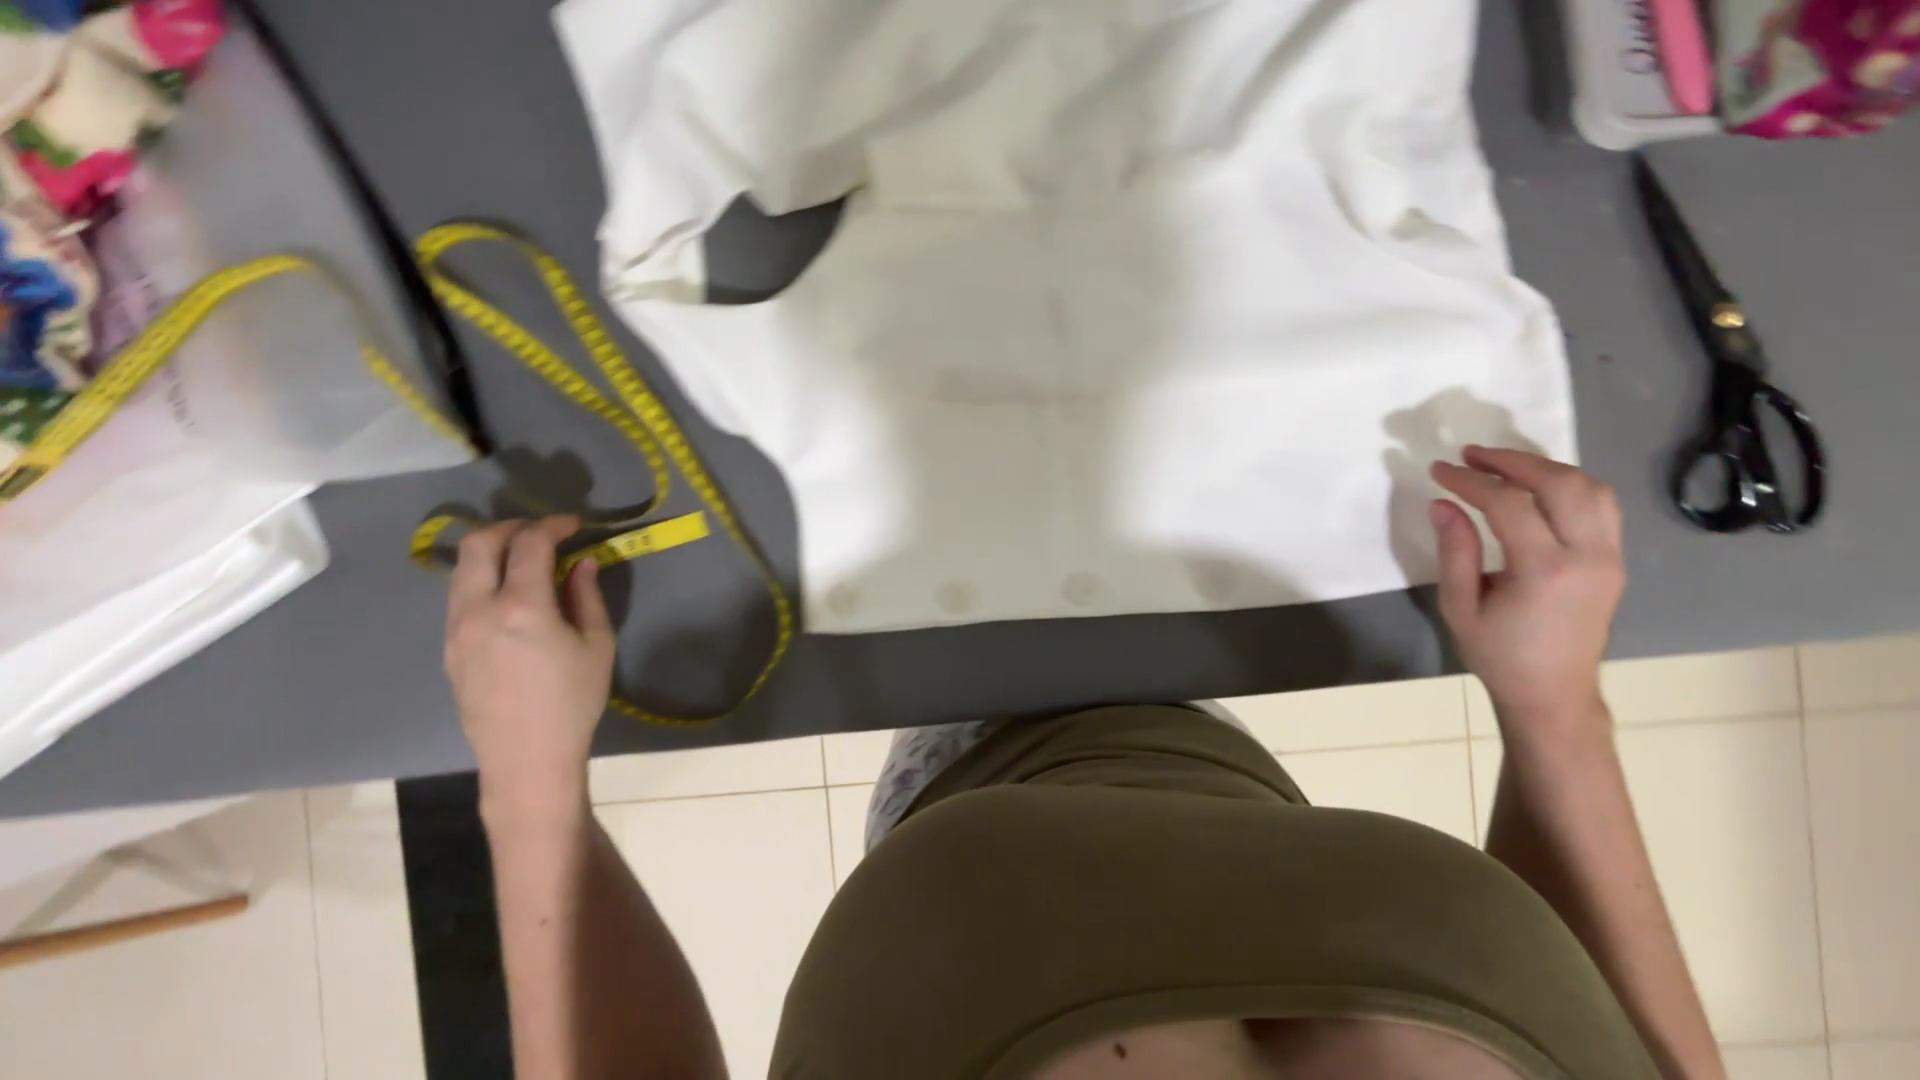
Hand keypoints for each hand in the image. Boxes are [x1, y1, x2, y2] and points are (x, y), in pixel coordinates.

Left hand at [444, 515, 615, 822]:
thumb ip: (586, 596)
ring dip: (492, 551)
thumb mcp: (597, 645)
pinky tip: (509, 594)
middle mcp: (478, 609)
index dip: (553, 525)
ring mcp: (456, 628)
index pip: (530, 543)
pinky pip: (460, 597)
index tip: (575, 525)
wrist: (526, 758)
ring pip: (461, 568)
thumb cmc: (573, 702)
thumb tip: (580, 564)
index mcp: (521, 606)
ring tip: (523, 558)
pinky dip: (482, 579)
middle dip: (512, 527)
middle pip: (480, 543)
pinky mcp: (449, 648)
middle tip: (541, 531)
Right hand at [1429, 447, 1625, 743]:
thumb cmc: (1499, 655)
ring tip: (1504, 466)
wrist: (1552, 693)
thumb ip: (1455, 551)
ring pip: (1591, 488)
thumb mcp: (1460, 606)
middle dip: (1513, 461)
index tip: (1439, 470)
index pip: (1510, 503)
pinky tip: (1536, 487)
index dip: (1471, 481)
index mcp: (1545, 571)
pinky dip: (1569, 485)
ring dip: (1546, 468)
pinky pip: (1601, 506)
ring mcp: (1610, 557)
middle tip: (1472, 455)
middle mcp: (1588, 557)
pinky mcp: (1615, 560)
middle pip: (1560, 483)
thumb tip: (1443, 503)